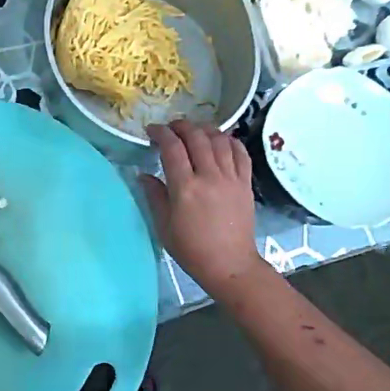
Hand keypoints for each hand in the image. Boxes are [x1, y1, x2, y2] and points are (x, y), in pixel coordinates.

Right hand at [139, 121, 263, 293]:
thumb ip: (154, 196)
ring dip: (204, 129)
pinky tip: (221, 140)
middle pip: (196, 137)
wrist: (229, 264)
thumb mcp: (164, 226)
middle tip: (171, 128)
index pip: (172, 148)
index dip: (160, 133)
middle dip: (181, 126)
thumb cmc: (191, 249)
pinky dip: (230, 140)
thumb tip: (144, 175)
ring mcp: (231, 178)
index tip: (152, 131)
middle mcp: (209, 176)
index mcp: (185, 188)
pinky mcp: (245, 183)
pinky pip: (240, 152)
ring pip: (219, 140)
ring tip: (194, 131)